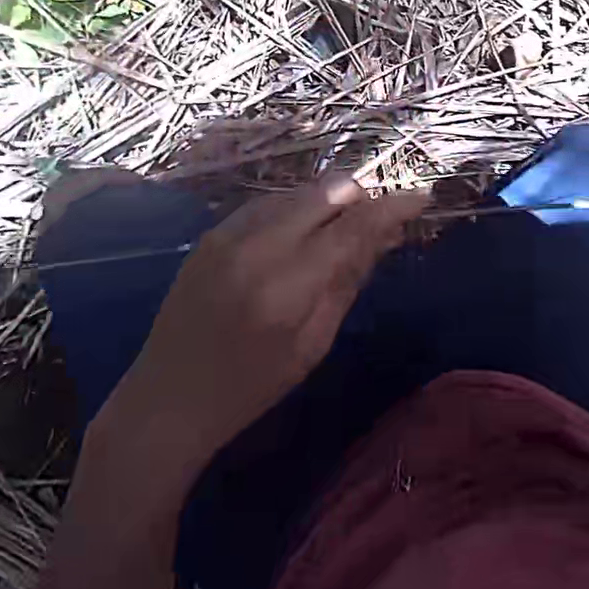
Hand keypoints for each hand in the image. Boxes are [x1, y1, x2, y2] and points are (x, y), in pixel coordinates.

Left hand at [119, 174, 427, 458]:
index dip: (392, 207)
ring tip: (341, 230)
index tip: (421, 196)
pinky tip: (302, 234)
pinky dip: (296, 209)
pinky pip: (268, 202)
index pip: (353, 227)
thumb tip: (385, 235)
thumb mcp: (312, 344)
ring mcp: (228, 233)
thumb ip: (348, 281)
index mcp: (287, 286)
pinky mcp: (211, 232)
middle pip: (326, 192)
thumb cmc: (250, 387)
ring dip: (329, 202)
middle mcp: (256, 246)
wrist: (167, 397)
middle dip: (360, 198)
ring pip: (298, 192)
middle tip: (379, 220)